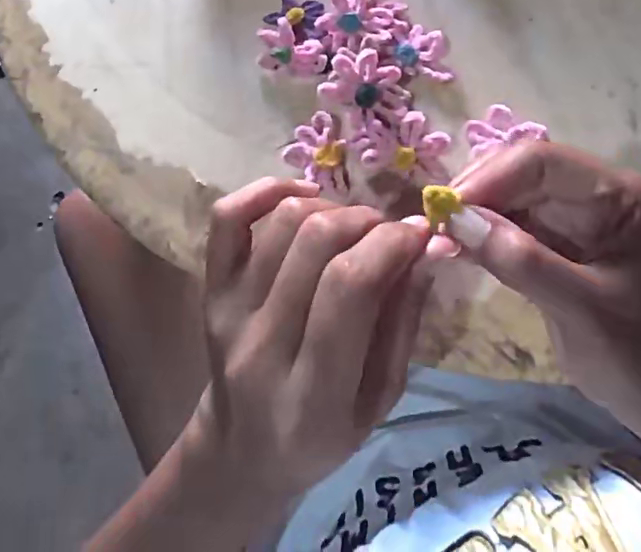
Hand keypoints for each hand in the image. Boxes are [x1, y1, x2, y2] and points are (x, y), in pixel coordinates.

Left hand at [180, 178, 441, 527]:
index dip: (391, 243)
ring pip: (283, 221)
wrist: (243, 450)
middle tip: (388, 234)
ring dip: (333, 208)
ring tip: (354, 227)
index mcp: (311, 395)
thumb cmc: (325, 432)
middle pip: (315, 243)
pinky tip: (307, 195)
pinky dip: (269, 189)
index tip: (420, 233)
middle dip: (367, 221)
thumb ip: (406, 318)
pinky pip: (228, 216)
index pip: (349, 286)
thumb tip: (432, 244)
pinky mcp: (208, 287)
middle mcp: (260, 346)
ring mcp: (227, 311)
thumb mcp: (381, 395)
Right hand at [450, 143, 640, 441]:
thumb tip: (458, 220)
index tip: (447, 208)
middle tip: (436, 223)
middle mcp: (599, 193)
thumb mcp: (583, 313)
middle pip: (526, 171)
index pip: (545, 162)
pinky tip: (458, 247)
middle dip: (479, 192)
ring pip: (514, 194)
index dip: (491, 177)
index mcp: (621, 197)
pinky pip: (515, 221)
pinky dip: (485, 232)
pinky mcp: (563, 239)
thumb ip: (522, 261)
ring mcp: (580, 215)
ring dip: (477, 211)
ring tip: (440, 235)